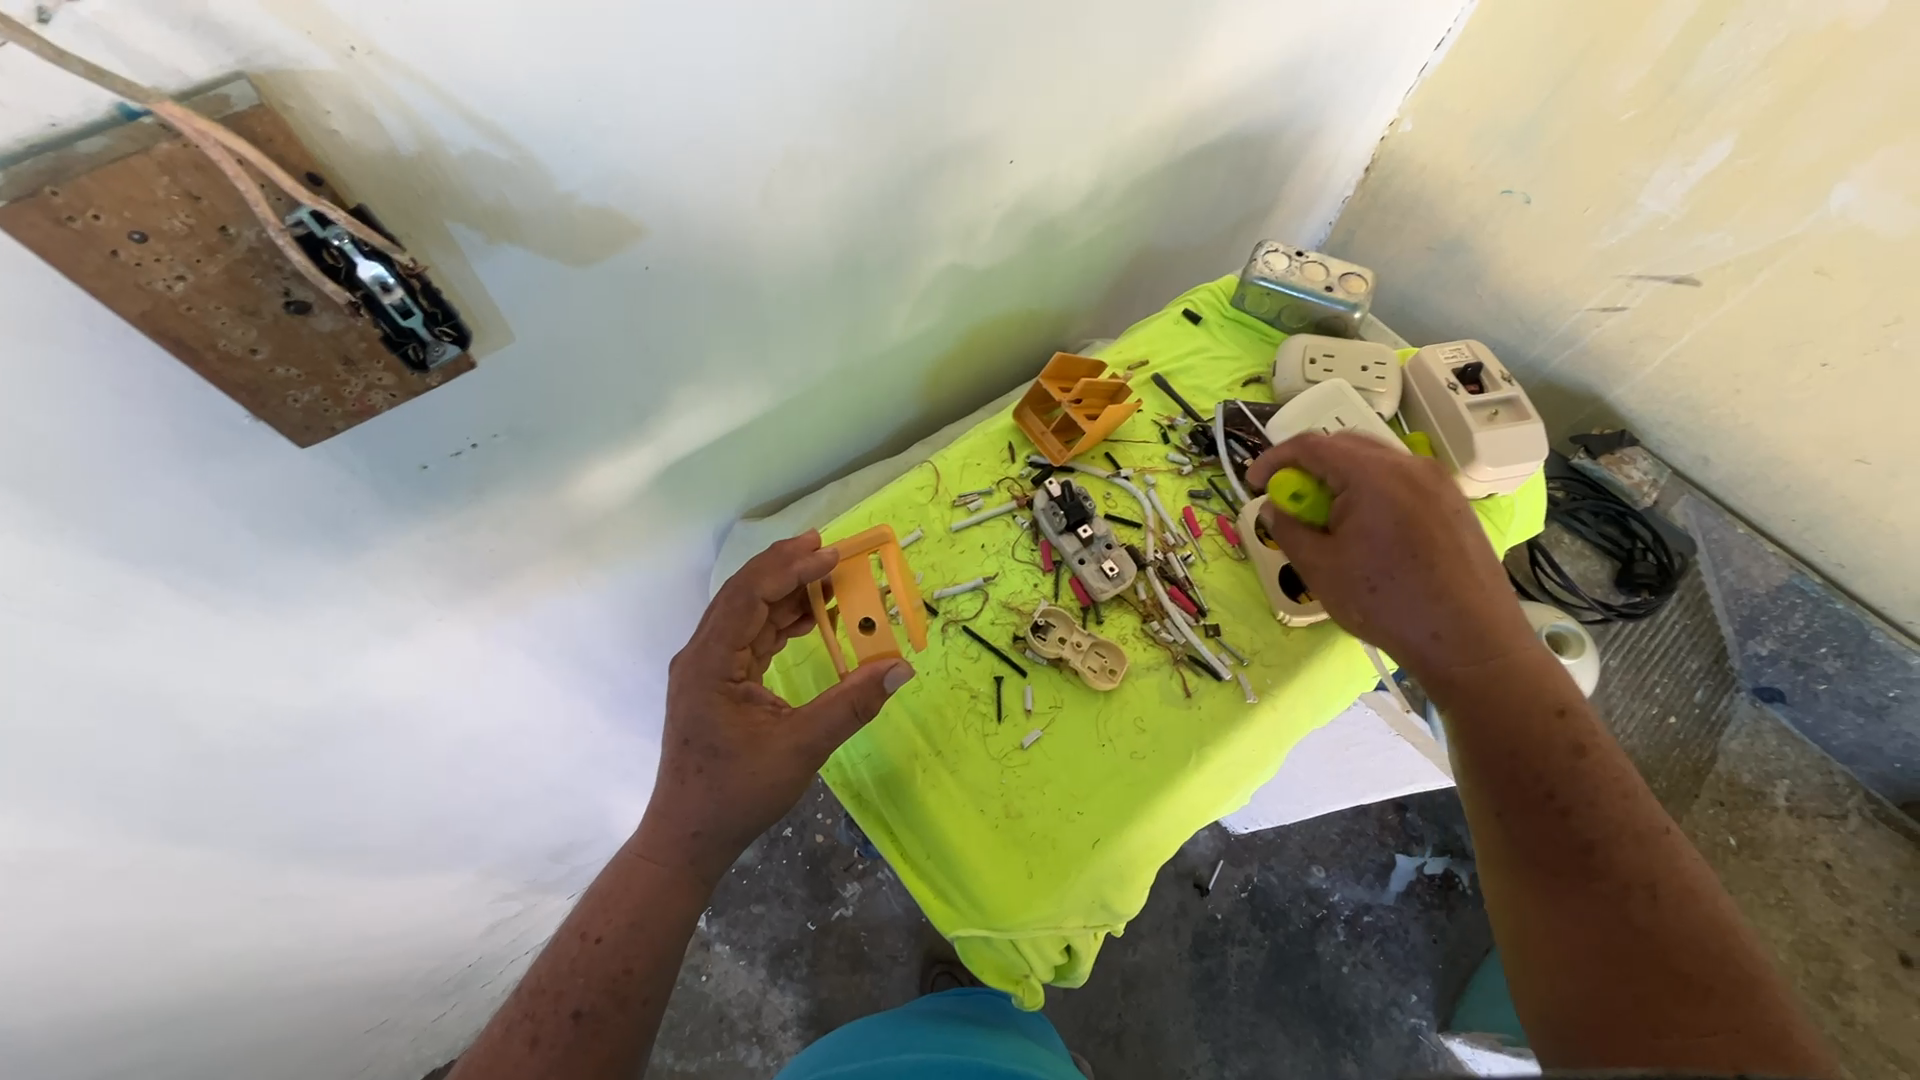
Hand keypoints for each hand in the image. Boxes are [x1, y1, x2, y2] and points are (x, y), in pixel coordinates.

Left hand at [637, 531, 913, 881]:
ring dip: (787, 594)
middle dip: (786, 567)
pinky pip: (751, 638)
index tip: (832, 555)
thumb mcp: (801, 748)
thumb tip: (900, 668)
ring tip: (829, 578)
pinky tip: (812, 619)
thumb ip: (851, 705)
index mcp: (710, 662)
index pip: (750, 595)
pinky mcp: (718, 683)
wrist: (689, 836)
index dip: (791, 569)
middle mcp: (702, 655)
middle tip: (829, 547)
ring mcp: (708, 669)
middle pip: (744, 594)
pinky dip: (782, 623)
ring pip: (748, 614)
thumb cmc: (736, 793)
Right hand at [1245, 432, 1535, 681]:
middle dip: (1308, 466)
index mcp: (1372, 475)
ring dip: (1340, 479)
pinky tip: (1366, 531)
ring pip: (1375, 461)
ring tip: (1328, 519)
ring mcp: (1438, 482)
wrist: (1469, 639)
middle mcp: (1409, 466)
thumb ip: (1289, 529)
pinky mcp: (1453, 502)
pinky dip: (1371, 490)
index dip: (1274, 459)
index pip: (1311, 445)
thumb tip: (1274, 509)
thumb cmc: (1386, 603)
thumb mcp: (1319, 568)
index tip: (1254, 484)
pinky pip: (1400, 480)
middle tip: (1290, 501)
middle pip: (1345, 445)